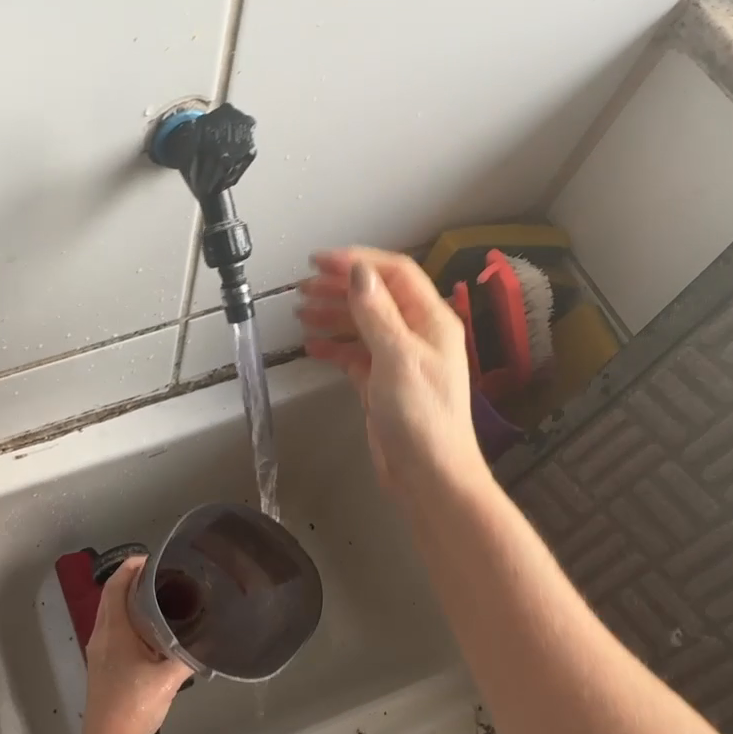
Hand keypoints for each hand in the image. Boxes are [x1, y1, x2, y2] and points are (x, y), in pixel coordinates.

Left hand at [80, 556, 191, 733]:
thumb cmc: (135, 705)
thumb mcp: (169, 678)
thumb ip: (189, 656)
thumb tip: (209, 641)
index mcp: (114, 631)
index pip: (116, 586)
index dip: (130, 567)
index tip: (151, 558)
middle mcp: (102, 635)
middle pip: (111, 597)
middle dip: (132, 581)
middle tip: (162, 576)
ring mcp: (99, 651)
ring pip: (111, 614)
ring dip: (129, 601)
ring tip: (159, 598)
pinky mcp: (103, 665)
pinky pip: (113, 631)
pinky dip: (128, 620)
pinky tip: (150, 631)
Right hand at [299, 247, 489, 493]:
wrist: (427, 472)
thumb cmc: (421, 417)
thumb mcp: (397, 358)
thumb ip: (376, 314)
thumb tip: (359, 273)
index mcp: (430, 320)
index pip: (394, 275)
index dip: (357, 262)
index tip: (321, 261)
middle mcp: (416, 334)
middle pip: (375, 297)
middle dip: (340, 287)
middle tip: (304, 286)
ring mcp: (398, 359)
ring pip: (362, 325)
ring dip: (333, 314)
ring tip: (301, 311)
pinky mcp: (381, 384)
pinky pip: (354, 355)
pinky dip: (333, 347)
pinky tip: (312, 345)